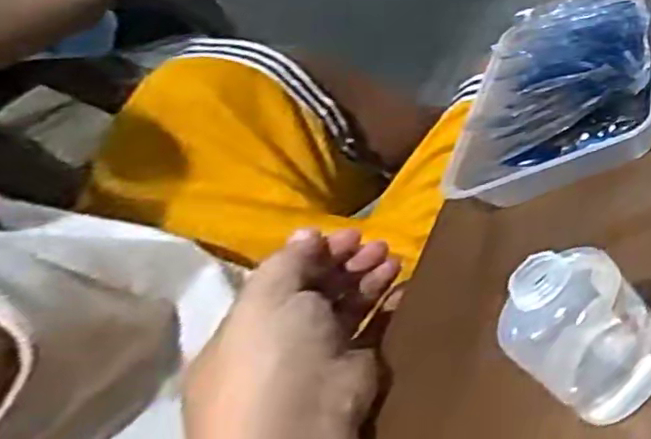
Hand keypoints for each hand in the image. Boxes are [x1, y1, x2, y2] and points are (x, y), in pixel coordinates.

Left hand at [184, 228, 401, 438]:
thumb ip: (285, 263)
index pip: (283, 280)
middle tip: (378, 246)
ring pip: (350, 301)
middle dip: (350, 261)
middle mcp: (279, 339)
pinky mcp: (355, 361)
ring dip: (373, 275)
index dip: (316, 253)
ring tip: (393, 261)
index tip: (350, 235)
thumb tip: (307, 232)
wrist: (301, 421)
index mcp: (246, 329)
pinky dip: (391, 300)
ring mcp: (318, 352)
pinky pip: (377, 322)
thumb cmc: (270, 358)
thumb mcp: (264, 302)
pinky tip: (403, 284)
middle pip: (320, 287)